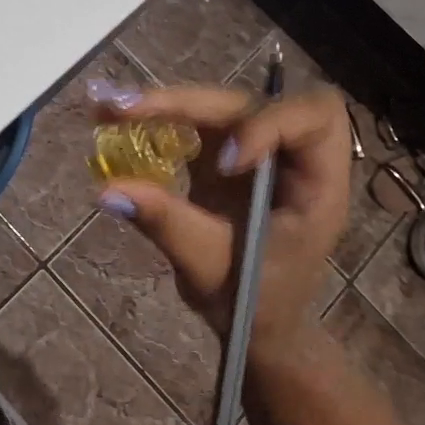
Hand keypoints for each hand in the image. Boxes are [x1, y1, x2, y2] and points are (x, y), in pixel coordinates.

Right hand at [89, 82, 351, 342]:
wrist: (256, 322)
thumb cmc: (254, 301)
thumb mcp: (211, 267)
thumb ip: (167, 223)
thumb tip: (107, 191)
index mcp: (318, 181)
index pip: (313, 119)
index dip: (267, 127)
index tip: (220, 165)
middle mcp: (289, 155)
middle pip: (247, 102)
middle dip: (187, 102)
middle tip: (124, 108)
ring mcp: (254, 151)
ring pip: (215, 105)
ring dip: (163, 103)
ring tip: (107, 107)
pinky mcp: (222, 155)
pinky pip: (192, 124)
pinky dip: (155, 119)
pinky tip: (115, 122)